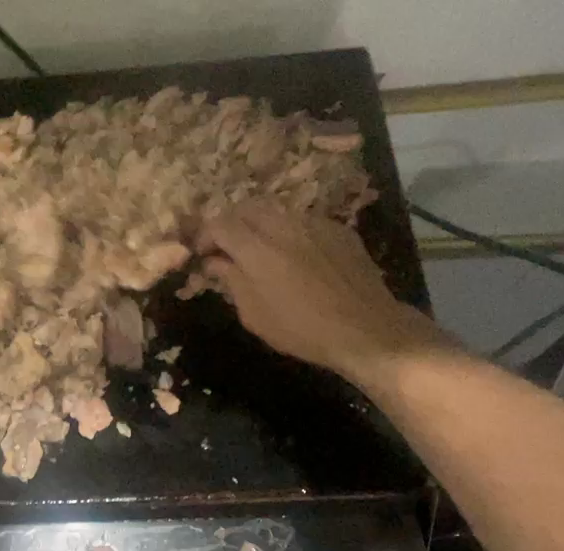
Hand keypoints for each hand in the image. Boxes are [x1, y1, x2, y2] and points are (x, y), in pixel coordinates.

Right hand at [198, 203, 455, 379]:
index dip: (204, 235)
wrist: (362, 327)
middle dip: (230, 223)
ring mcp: (314, 224)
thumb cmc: (299, 329)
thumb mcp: (253, 314)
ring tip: (257, 252)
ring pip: (276, 211)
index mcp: (257, 250)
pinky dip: (286, 232)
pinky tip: (292, 257)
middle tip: (225, 248)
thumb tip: (213, 262)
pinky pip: (302, 221)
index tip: (200, 254)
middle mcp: (284, 226)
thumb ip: (231, 281)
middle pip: (247, 207)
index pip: (220, 224)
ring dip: (258, 226)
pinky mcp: (337, 229)